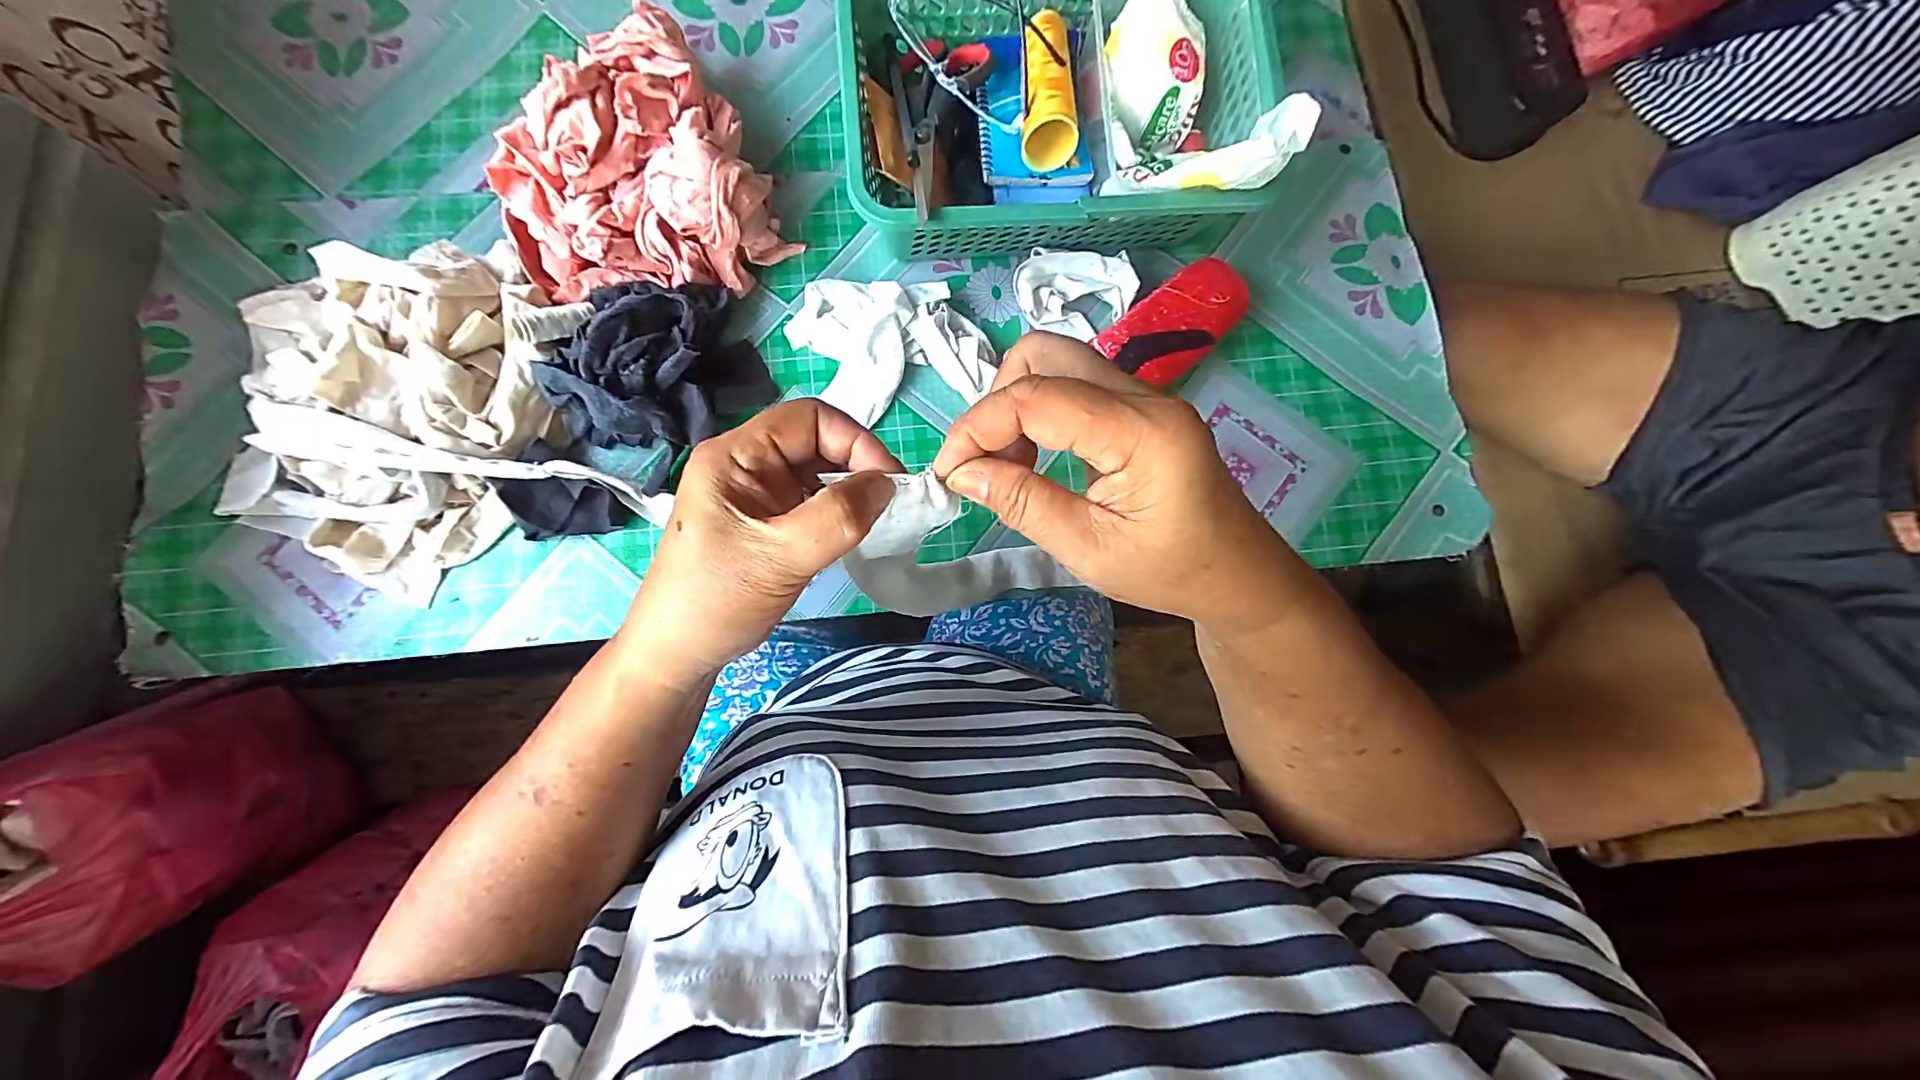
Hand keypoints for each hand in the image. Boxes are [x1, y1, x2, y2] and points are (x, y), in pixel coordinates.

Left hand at [618, 400, 902, 688]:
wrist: (678, 653)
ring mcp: (757, 494)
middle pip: (817, 442)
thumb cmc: (715, 601)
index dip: (855, 441)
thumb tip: (888, 486)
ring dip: (851, 491)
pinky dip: (840, 512)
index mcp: (735, 456)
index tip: (888, 481)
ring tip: (875, 520)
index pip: (809, 418)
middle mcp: (747, 465)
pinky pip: (814, 502)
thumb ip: (838, 517)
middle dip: (857, 466)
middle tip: (889, 504)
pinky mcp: (768, 522)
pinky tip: (853, 533)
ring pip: (819, 473)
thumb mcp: (781, 556)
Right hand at [932, 332, 1295, 627]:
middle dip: (995, 404)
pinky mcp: (1139, 406)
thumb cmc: (1172, 572)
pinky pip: (1074, 384)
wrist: (1239, 573)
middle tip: (984, 464)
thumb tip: (963, 472)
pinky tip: (1036, 456)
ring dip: (1014, 403)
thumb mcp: (1090, 551)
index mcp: (1141, 432)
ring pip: (1057, 361)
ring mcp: (1145, 395)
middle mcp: (1145, 396)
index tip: (948, 472)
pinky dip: (1038, 410)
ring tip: (1009, 464)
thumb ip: (1024, 504)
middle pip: (1044, 355)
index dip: (977, 427)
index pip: (1036, 398)